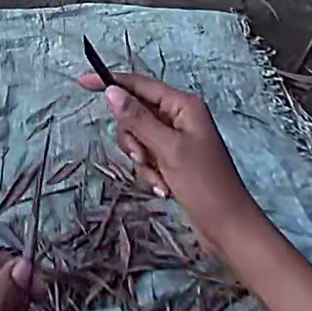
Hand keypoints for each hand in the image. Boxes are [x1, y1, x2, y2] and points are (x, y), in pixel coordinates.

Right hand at [77, 71, 264, 253]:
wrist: (229, 228)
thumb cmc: (204, 184)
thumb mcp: (167, 149)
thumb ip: (137, 118)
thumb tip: (111, 91)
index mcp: (183, 105)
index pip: (139, 85)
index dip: (110, 82)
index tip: (83, 82)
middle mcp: (178, 117)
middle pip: (134, 112)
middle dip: (132, 137)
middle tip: (142, 157)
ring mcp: (175, 138)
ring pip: (136, 136)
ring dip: (140, 158)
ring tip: (157, 177)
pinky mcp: (171, 158)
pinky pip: (145, 155)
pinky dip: (148, 171)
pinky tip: (163, 187)